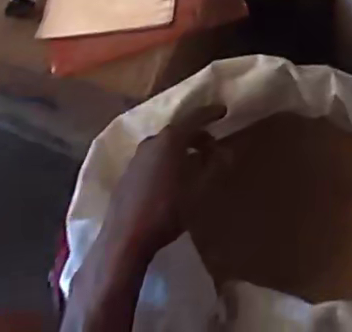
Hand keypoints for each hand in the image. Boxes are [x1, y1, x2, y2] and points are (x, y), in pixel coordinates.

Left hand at [64, 104, 225, 331]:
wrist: (124, 241)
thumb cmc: (167, 210)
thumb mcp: (200, 190)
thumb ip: (216, 166)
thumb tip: (228, 151)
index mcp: (170, 139)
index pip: (195, 117)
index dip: (211, 113)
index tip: (223, 111)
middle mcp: (152, 141)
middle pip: (179, 130)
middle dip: (197, 136)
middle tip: (212, 147)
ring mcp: (136, 158)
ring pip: (164, 145)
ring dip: (181, 149)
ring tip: (194, 163)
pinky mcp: (127, 175)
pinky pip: (153, 158)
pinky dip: (166, 160)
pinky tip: (171, 178)